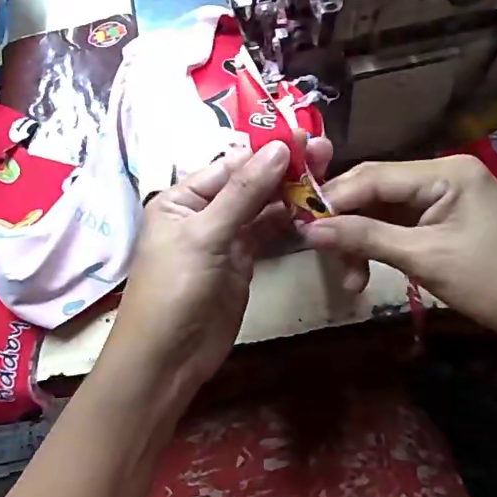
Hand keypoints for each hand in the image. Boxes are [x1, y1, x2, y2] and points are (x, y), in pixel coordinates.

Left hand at [101, 137, 334, 406]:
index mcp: (181, 198)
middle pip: (248, 183)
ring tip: (327, 174)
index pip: (229, 165)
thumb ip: (243, 192)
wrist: (168, 358)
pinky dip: (288, 221)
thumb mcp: (205, 235)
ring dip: (290, 193)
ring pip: (261, 207)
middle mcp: (203, 212)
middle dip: (284, 169)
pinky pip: (267, 233)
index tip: (306, 138)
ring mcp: (225, 238)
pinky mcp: (242, 262)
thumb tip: (279, 149)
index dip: (266, 151)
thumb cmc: (174, 289)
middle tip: (326, 152)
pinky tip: (312, 208)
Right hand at [300, 155, 496, 386]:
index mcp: (445, 171)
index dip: (333, 199)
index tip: (300, 224)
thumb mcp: (424, 258)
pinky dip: (380, 247)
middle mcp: (443, 173)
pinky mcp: (446, 219)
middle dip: (346, 223)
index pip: (373, 175)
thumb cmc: (493, 281)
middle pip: (375, 190)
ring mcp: (445, 196)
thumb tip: (309, 230)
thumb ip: (365, 238)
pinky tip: (366, 272)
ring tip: (350, 280)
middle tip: (320, 253)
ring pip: (383, 210)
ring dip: (361, 241)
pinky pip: (400, 225)